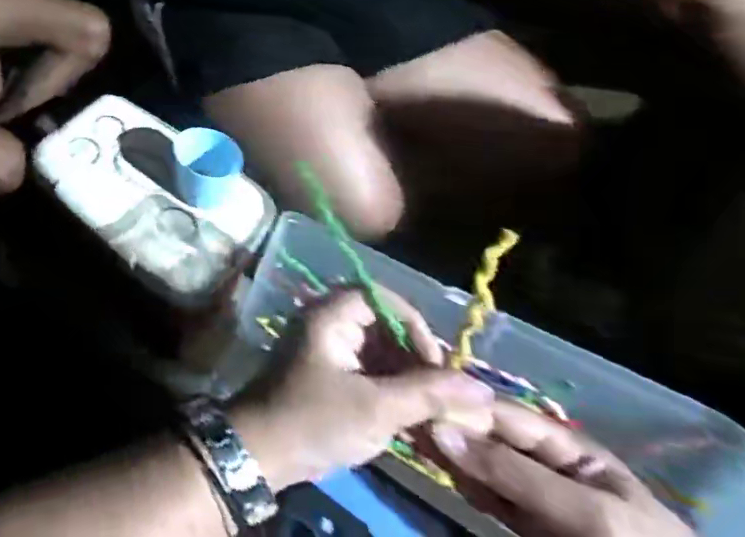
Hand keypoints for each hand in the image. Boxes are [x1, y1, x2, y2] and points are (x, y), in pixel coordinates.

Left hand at [231, 288, 494, 489]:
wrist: (264, 448)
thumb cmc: (316, 419)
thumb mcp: (377, 408)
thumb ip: (428, 394)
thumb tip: (480, 387)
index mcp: (327, 317)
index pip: (376, 297)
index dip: (411, 323)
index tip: (435, 363)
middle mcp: (325, 325)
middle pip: (380, 324)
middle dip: (415, 355)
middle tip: (443, 393)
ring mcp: (326, 351)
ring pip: (378, 350)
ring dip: (409, 377)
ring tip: (436, 411)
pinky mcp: (329, 377)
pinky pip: (369, 371)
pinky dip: (394, 389)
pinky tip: (417, 420)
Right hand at [430, 403, 691, 536]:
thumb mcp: (592, 515)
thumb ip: (515, 472)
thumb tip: (437, 426)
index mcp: (569, 448)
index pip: (503, 413)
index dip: (460, 402)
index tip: (414, 397)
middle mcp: (544, 463)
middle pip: (485, 434)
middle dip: (447, 424)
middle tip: (402, 417)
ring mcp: (532, 496)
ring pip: (476, 462)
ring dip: (444, 450)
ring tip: (407, 436)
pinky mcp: (519, 524)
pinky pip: (481, 492)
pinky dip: (456, 478)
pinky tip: (433, 466)